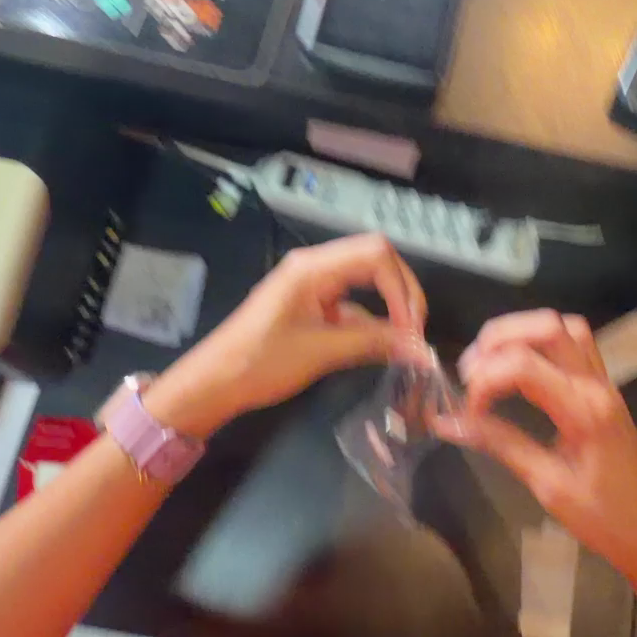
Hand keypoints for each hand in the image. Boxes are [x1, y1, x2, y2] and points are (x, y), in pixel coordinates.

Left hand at [145, 233, 426, 438]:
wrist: (215, 381)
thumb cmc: (261, 362)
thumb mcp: (322, 352)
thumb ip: (374, 343)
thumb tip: (420, 348)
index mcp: (313, 267)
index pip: (376, 254)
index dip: (402, 288)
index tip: (411, 328)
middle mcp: (315, 266)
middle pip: (376, 260)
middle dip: (402, 292)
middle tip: (416, 331)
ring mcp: (313, 283)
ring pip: (367, 281)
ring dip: (390, 306)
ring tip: (407, 341)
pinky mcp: (312, 303)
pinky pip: (352, 303)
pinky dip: (372, 321)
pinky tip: (385, 346)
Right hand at [433, 310, 636, 591]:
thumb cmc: (605, 520)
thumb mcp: (547, 486)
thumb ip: (500, 444)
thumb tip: (449, 422)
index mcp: (584, 409)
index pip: (524, 365)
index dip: (484, 379)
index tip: (467, 411)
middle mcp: (596, 385)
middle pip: (548, 327)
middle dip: (499, 338)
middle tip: (470, 371)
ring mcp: (604, 384)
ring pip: (565, 328)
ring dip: (523, 334)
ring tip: (491, 363)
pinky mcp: (604, 391)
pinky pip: (575, 346)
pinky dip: (541, 344)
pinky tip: (520, 371)